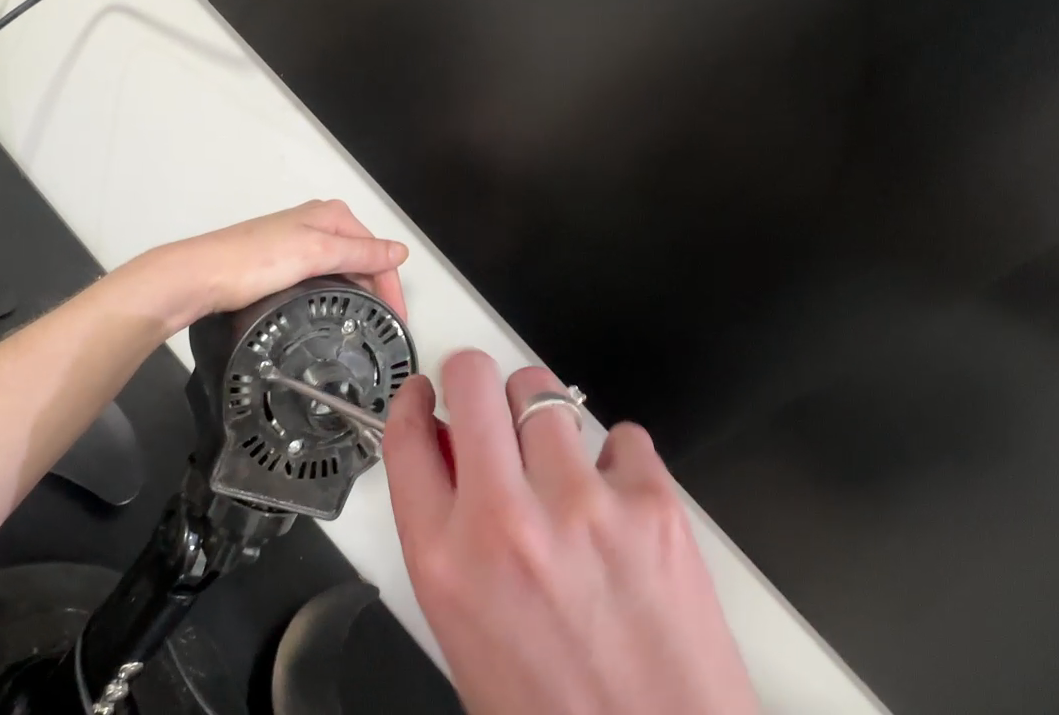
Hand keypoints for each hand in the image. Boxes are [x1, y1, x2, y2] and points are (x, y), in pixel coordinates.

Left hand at [118, 200, 408, 331]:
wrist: (198, 276)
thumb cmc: (256, 262)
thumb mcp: (316, 253)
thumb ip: (360, 253)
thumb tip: (401, 251)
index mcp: (331, 214)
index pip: (376, 249)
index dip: (391, 285)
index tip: (396, 322)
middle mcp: (317, 222)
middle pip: (361, 257)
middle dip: (376, 289)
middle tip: (382, 329)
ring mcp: (297, 242)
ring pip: (341, 268)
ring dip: (356, 293)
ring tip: (363, 325)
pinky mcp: (280, 262)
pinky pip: (321, 276)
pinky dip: (333, 293)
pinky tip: (331, 312)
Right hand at [384, 351, 759, 714]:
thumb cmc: (562, 712)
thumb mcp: (467, 634)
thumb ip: (449, 539)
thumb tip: (452, 461)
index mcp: (448, 563)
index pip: (407, 438)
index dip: (413, 402)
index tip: (426, 394)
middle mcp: (507, 523)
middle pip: (472, 381)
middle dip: (471, 376)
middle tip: (485, 396)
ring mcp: (582, 505)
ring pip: (542, 391)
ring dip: (541, 413)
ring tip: (557, 456)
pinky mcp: (651, 504)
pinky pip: (622, 434)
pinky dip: (616, 457)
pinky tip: (616, 499)